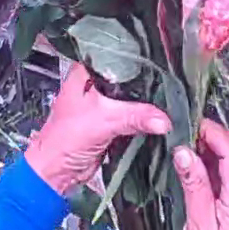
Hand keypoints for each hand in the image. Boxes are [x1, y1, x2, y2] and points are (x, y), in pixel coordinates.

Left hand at [22, 64, 169, 194]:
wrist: (55, 174)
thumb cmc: (66, 139)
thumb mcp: (104, 120)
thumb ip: (135, 116)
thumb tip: (165, 120)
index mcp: (86, 71)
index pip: (118, 54)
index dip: (140, 56)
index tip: (164, 57)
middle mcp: (95, 82)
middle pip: (128, 76)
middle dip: (148, 80)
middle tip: (173, 78)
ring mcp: (103, 102)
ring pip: (132, 95)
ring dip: (147, 99)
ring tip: (172, 93)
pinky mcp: (111, 120)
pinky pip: (132, 113)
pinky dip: (144, 115)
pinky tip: (162, 110)